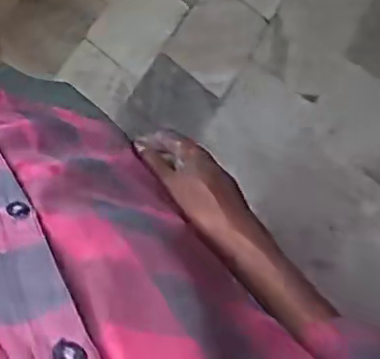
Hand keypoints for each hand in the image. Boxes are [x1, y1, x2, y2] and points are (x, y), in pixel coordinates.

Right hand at [134, 130, 256, 247]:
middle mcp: (210, 161)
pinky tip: (181, 196)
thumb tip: (139, 143)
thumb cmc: (203, 209)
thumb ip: (155, 163)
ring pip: (193, 167)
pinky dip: (188, 183)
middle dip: (163, 154)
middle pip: (182, 150)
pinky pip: (201, 182)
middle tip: (144, 164)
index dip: (151, 139)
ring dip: (176, 170)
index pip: (170, 136)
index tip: (135, 148)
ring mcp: (222, 180)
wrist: (243, 244)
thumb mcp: (172, 184)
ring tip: (159, 181)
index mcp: (196, 153)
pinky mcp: (228, 198)